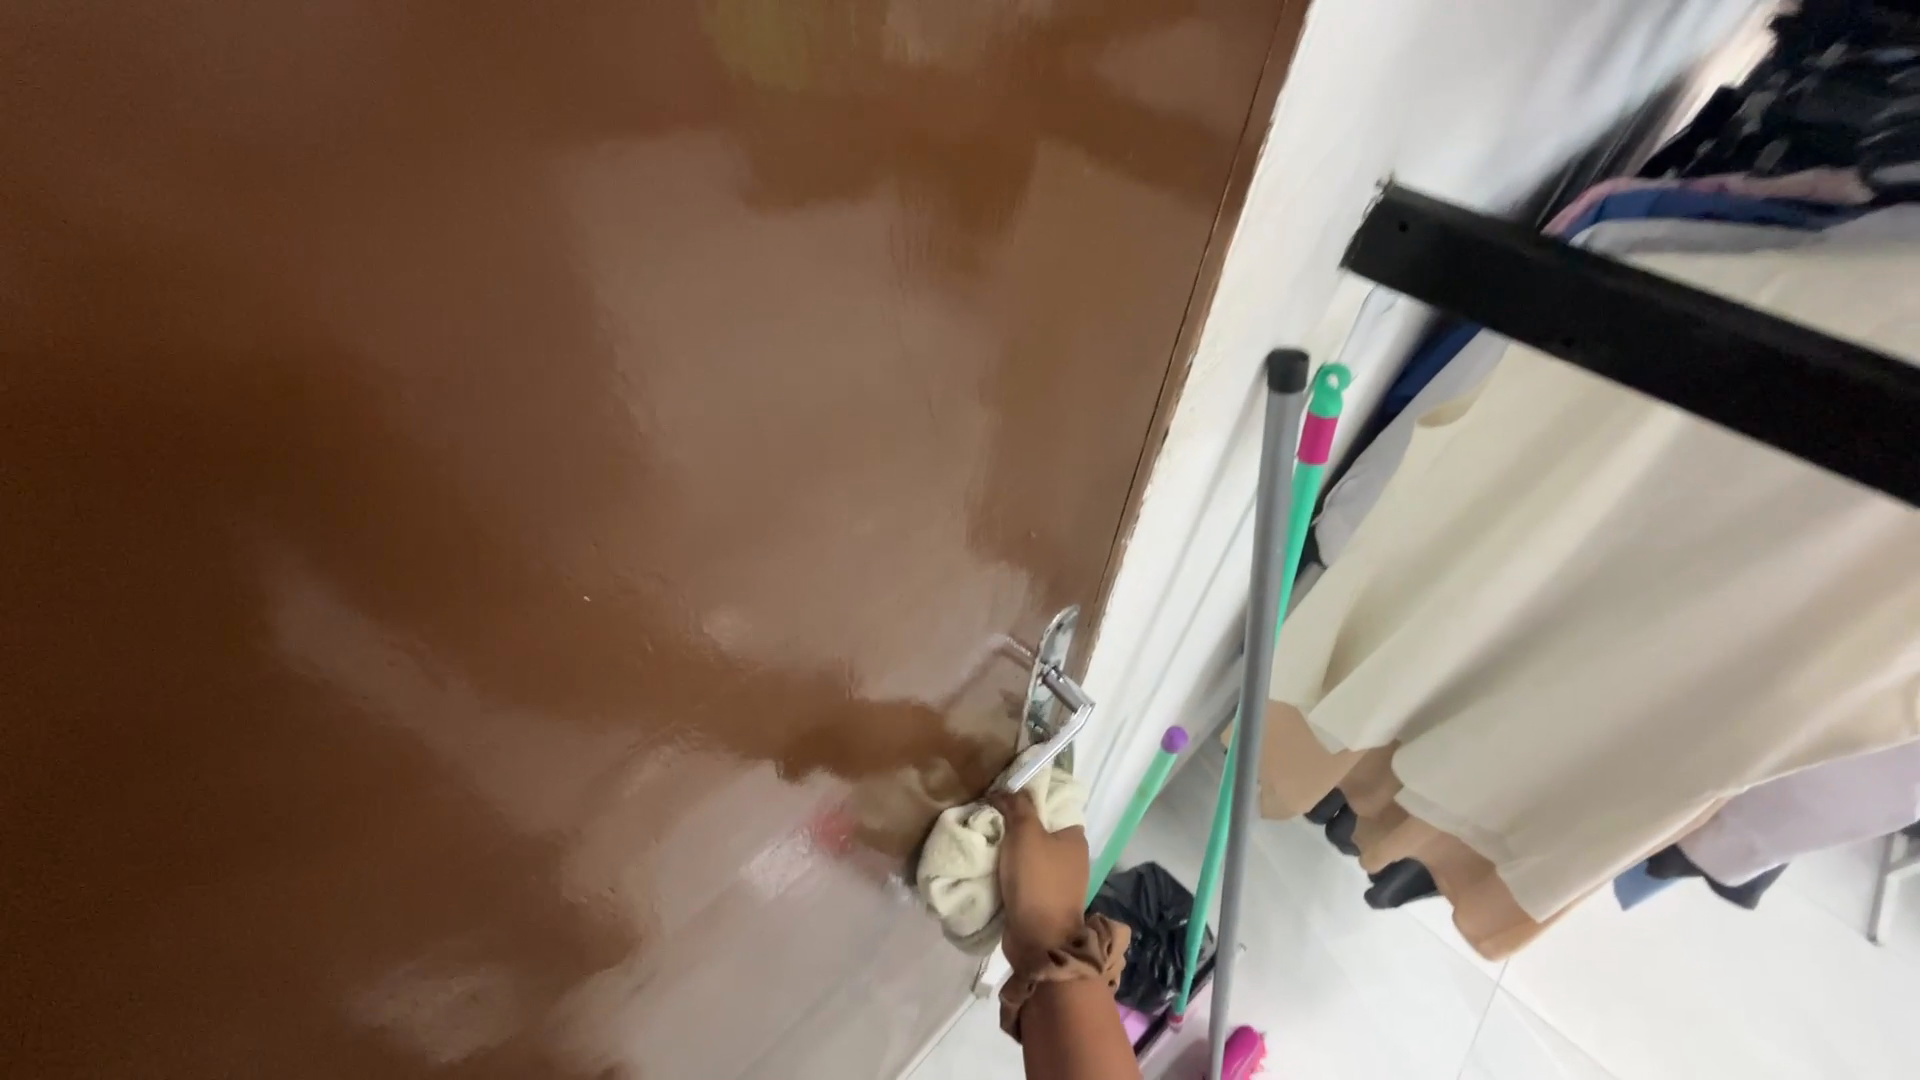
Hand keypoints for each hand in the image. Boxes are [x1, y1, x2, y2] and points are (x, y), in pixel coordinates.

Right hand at [987, 789, 1089, 972]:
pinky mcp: (1043, 900)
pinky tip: (990, 863)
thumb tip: (1004, 789)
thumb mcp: (1025, 833)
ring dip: (1009, 849)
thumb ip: (1016, 805)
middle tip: (989, 815)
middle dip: (1014, 823)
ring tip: (985, 837)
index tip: (1004, 794)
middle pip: (1039, 829)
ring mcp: (1058, 881)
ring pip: (1029, 853)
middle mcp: (1071, 857)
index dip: (1029, 797)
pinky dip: (1008, 870)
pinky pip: (1023, 875)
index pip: (1053, 805)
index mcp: (1074, 837)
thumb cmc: (1037, 880)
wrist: (1039, 940)